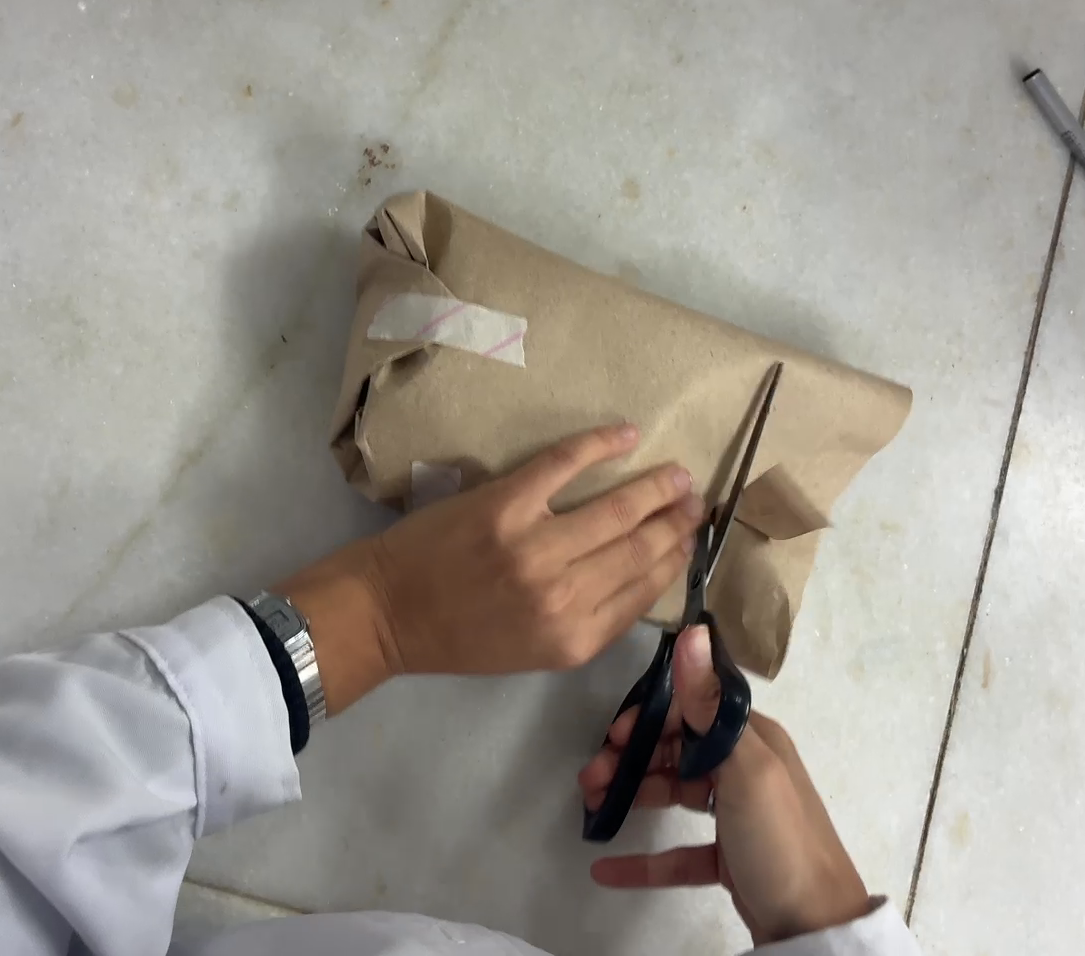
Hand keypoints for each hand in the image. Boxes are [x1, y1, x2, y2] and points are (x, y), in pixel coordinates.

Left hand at [274, 424, 705, 711]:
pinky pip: (564, 464)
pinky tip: (626, 434)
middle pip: (640, 548)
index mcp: (574, 638)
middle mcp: (563, 594)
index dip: (675, 559)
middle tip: (696, 499)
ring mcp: (534, 545)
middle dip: (677, 521)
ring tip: (678, 473)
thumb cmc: (459, 636)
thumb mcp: (534, 650)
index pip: (646, 591)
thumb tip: (641, 575)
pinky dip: (600, 444)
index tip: (691, 538)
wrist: (388, 612)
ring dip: (654, 487)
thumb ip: (591, 620)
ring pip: (615, 509)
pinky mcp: (504, 503)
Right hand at [578, 626, 870, 944]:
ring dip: (631, 796)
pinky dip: (645, 859)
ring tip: (592, 807)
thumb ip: (708, 703)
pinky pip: (678, 852)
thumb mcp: (743, 767)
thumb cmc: (778, 838)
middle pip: (675, 749)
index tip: (614, 737)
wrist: (817, 935)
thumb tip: (693, 630)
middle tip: (590, 777)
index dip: (649, 719)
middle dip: (630, 758)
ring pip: (672, 793)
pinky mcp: (728, 859)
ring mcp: (736, 814)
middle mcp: (744, 767)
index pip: (690, 710)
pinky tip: (607, 866)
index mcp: (751, 738)